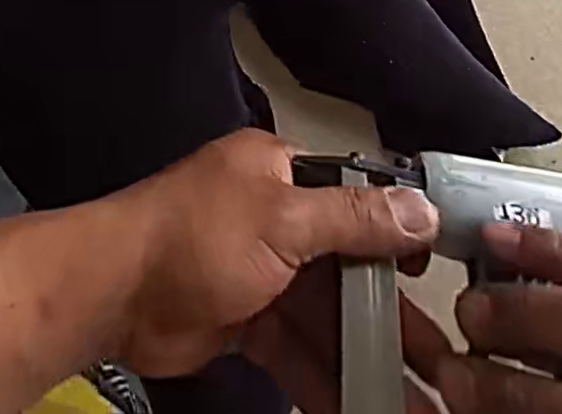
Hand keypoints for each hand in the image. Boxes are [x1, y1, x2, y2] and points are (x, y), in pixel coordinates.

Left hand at [105, 129, 440, 409]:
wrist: (118, 290)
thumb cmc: (197, 236)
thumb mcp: (281, 218)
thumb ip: (351, 217)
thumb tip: (419, 207)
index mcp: (275, 170)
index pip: (350, 192)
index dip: (393, 231)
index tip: (434, 273)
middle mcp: (269, 213)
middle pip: (343, 262)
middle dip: (388, 313)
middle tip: (443, 365)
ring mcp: (257, 267)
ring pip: (323, 311)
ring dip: (363, 355)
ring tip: (418, 405)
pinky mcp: (244, 315)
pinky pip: (295, 344)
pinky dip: (324, 375)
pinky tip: (358, 406)